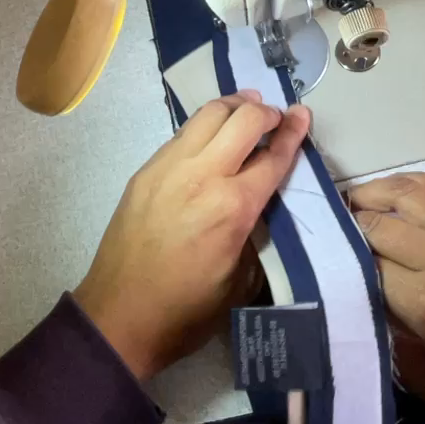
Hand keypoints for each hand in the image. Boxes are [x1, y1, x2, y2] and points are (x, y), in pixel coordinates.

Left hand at [74, 91, 309, 381]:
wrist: (120, 316)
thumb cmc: (187, 309)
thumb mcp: (241, 280)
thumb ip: (257, 232)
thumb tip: (262, 203)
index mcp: (233, 207)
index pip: (272, 157)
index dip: (294, 132)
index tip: (304, 114)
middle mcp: (202, 175)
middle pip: (242, 119)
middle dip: (266, 112)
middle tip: (276, 117)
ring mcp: (168, 167)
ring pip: (207, 114)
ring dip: (234, 107)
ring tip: (247, 109)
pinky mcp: (145, 170)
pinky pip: (182, 134)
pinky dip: (205, 126)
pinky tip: (212, 137)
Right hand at [349, 173, 424, 423]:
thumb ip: (387, 336)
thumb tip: (356, 295)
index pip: (365, 265)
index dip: (338, 261)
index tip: (318, 260)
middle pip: (380, 224)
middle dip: (348, 227)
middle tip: (327, 232)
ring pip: (409, 193)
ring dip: (373, 193)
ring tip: (352, 203)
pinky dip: (413, 183)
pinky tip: (393, 191)